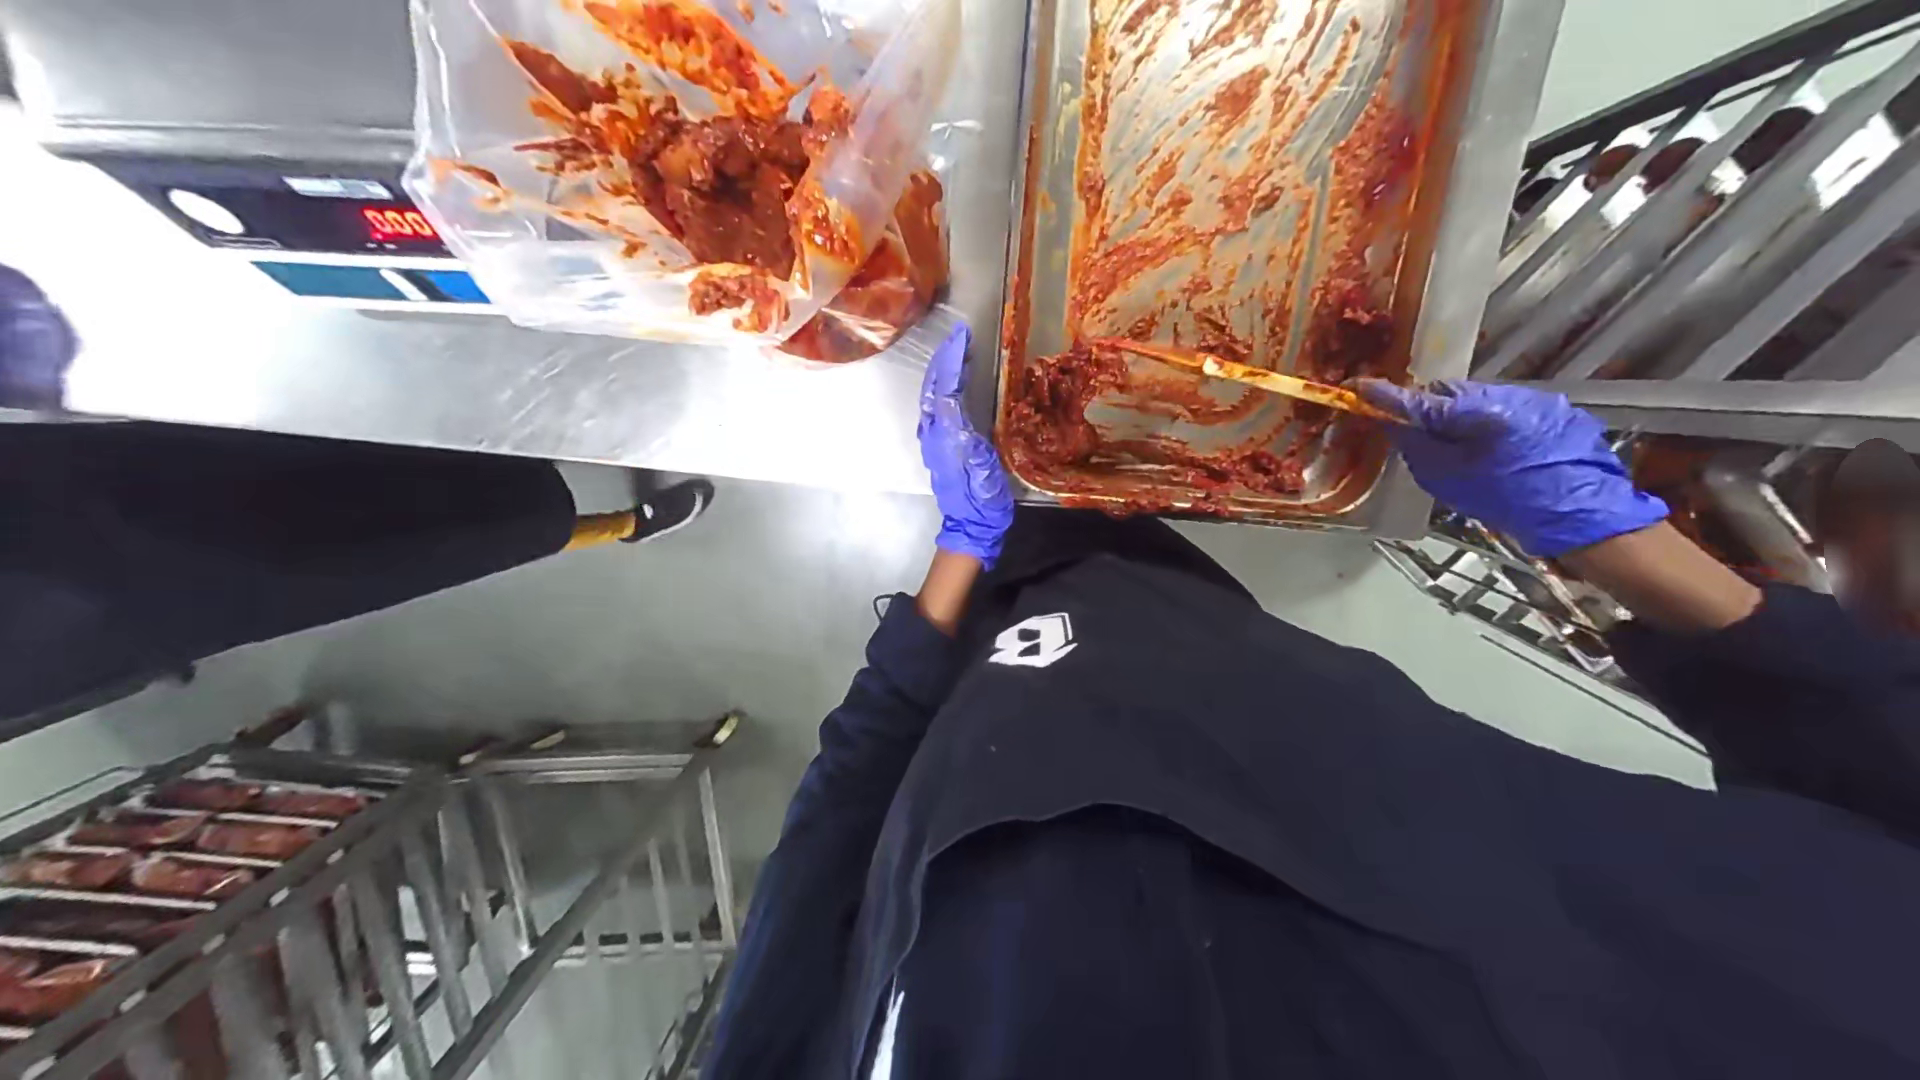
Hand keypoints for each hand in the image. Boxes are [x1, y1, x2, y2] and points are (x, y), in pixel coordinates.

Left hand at [918, 321, 1012, 566]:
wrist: (971, 524)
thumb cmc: (982, 499)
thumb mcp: (983, 470)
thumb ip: (969, 441)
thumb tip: (954, 410)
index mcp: (944, 436)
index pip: (944, 388)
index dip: (952, 360)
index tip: (962, 336)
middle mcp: (933, 433)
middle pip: (932, 386)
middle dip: (944, 358)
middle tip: (959, 336)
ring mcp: (934, 438)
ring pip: (932, 394)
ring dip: (943, 370)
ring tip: (958, 351)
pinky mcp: (939, 443)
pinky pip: (938, 405)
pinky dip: (946, 385)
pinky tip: (957, 381)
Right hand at [1355, 379, 1667, 556]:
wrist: (1583, 514)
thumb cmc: (1506, 498)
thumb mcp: (1445, 476)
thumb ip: (1414, 443)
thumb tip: (1391, 421)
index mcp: (1473, 410)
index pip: (1414, 398)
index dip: (1381, 395)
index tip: (1356, 386)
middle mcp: (1502, 394)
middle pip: (1444, 393)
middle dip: (1425, 409)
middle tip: (1414, 434)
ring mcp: (1531, 399)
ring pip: (1473, 400)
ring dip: (1456, 417)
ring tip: (1457, 447)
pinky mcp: (1552, 410)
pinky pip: (1500, 409)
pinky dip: (1484, 423)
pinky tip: (1492, 450)